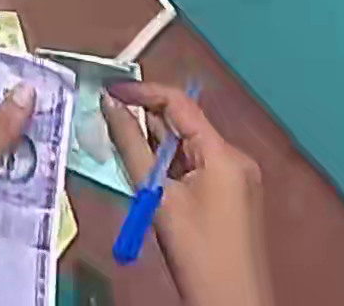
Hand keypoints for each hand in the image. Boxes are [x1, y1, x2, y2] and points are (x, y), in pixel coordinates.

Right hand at [103, 81, 271, 305]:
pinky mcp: (232, 196)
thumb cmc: (196, 254)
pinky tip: (146, 170)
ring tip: (120, 141)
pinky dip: (168, 161)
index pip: (177, 102)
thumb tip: (110, 104)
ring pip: (186, 143)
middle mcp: (234, 157)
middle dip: (144, 117)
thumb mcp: (158, 196)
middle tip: (107, 116)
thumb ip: (131, 144)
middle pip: (183, 122)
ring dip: (154, 141)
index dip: (141, 91)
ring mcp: (236, 178)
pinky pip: (195, 163)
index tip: (108, 90)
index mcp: (223, 153)